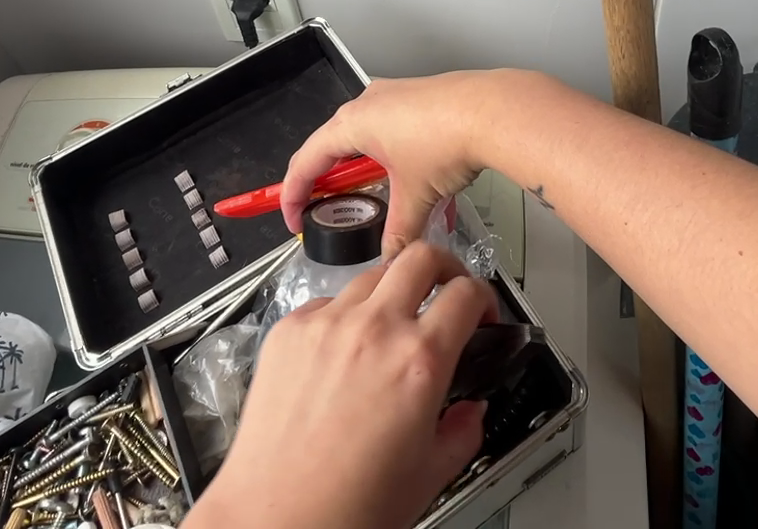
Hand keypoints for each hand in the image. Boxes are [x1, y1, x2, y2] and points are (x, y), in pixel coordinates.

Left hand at [185, 243, 500, 528]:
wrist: (273, 522)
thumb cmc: (346, 509)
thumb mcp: (430, 475)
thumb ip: (463, 431)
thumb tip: (471, 409)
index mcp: (419, 361)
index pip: (467, 292)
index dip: (484, 298)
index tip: (481, 312)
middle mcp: (375, 329)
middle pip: (421, 255)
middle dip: (444, 267)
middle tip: (446, 290)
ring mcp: (328, 323)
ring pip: (374, 273)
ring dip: (393, 290)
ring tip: (391, 326)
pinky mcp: (290, 329)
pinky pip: (328, 302)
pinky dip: (345, 316)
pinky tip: (343, 352)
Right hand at [285, 71, 544, 255]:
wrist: (493, 109)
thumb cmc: (443, 146)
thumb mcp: (416, 197)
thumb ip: (398, 233)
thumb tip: (390, 260)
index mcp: (351, 123)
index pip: (306, 161)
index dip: (293, 195)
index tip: (294, 222)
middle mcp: (366, 102)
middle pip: (332, 144)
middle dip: (328, 180)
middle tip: (327, 210)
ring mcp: (394, 93)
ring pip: (364, 134)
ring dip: (363, 167)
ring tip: (373, 196)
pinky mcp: (419, 94)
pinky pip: (391, 126)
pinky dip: (391, 154)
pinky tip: (412, 176)